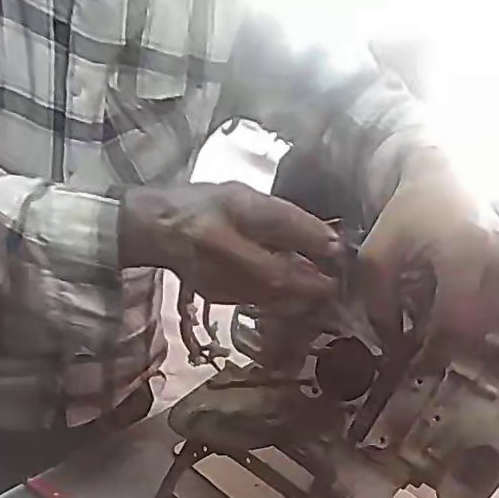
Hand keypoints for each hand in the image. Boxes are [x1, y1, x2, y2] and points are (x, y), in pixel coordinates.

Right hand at [120, 183, 338, 308]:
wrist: (158, 229)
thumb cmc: (206, 205)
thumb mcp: (243, 196)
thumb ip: (282, 217)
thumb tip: (328, 241)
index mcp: (230, 207)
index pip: (279, 222)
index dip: (313, 238)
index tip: (340, 249)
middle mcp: (221, 242)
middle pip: (278, 272)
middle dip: (314, 281)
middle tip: (337, 283)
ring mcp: (218, 273)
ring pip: (272, 293)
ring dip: (303, 295)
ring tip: (324, 291)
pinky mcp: (219, 295)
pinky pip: (261, 301)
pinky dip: (285, 300)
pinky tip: (299, 297)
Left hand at [358, 151, 498, 346]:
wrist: (440, 178)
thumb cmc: (405, 215)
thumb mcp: (375, 260)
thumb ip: (380, 309)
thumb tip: (396, 350)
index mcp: (466, 252)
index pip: (457, 324)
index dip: (434, 353)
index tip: (411, 365)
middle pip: (477, 334)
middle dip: (445, 351)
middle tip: (419, 354)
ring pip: (488, 330)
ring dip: (458, 340)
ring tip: (431, 329)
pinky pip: (497, 317)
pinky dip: (471, 326)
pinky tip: (449, 317)